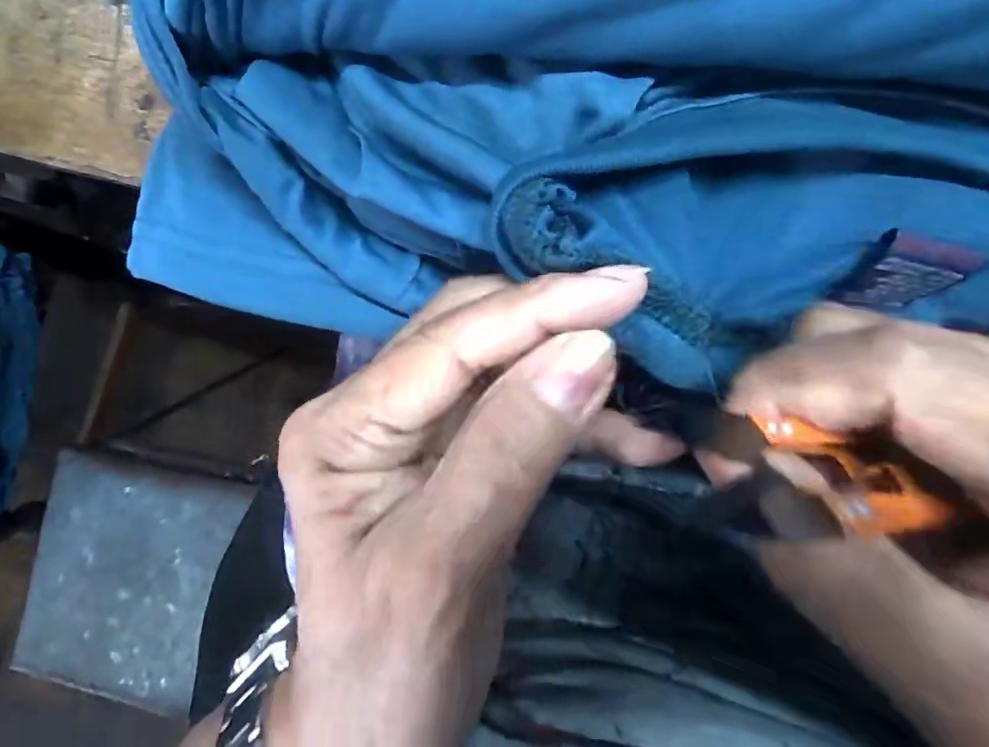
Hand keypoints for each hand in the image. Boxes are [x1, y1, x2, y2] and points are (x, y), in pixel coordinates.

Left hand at [261, 268, 675, 746]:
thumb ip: (511, 450)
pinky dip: (579, 415)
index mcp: (343, 422)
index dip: (541, 307)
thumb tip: (592, 349)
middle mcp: (371, 402)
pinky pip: (521, 405)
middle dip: (554, 318)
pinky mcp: (456, 447)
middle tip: (635, 312)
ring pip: (502, 357)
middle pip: (472, 328)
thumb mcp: (444, 563)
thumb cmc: (388, 663)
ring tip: (646, 392)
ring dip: (574, 367)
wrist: (377, 735)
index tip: (626, 287)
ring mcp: (415, 421)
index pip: (450, 342)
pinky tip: (636, 439)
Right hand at [721, 305, 988, 746]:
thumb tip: (726, 454)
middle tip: (781, 485)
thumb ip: (834, 564)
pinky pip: (957, 362)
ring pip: (929, 342)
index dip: (801, 388)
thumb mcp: (967, 694)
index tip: (721, 441)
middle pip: (924, 347)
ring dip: (854, 409)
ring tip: (866, 498)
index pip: (937, 380)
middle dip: (814, 402)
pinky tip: (923, 483)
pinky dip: (898, 412)